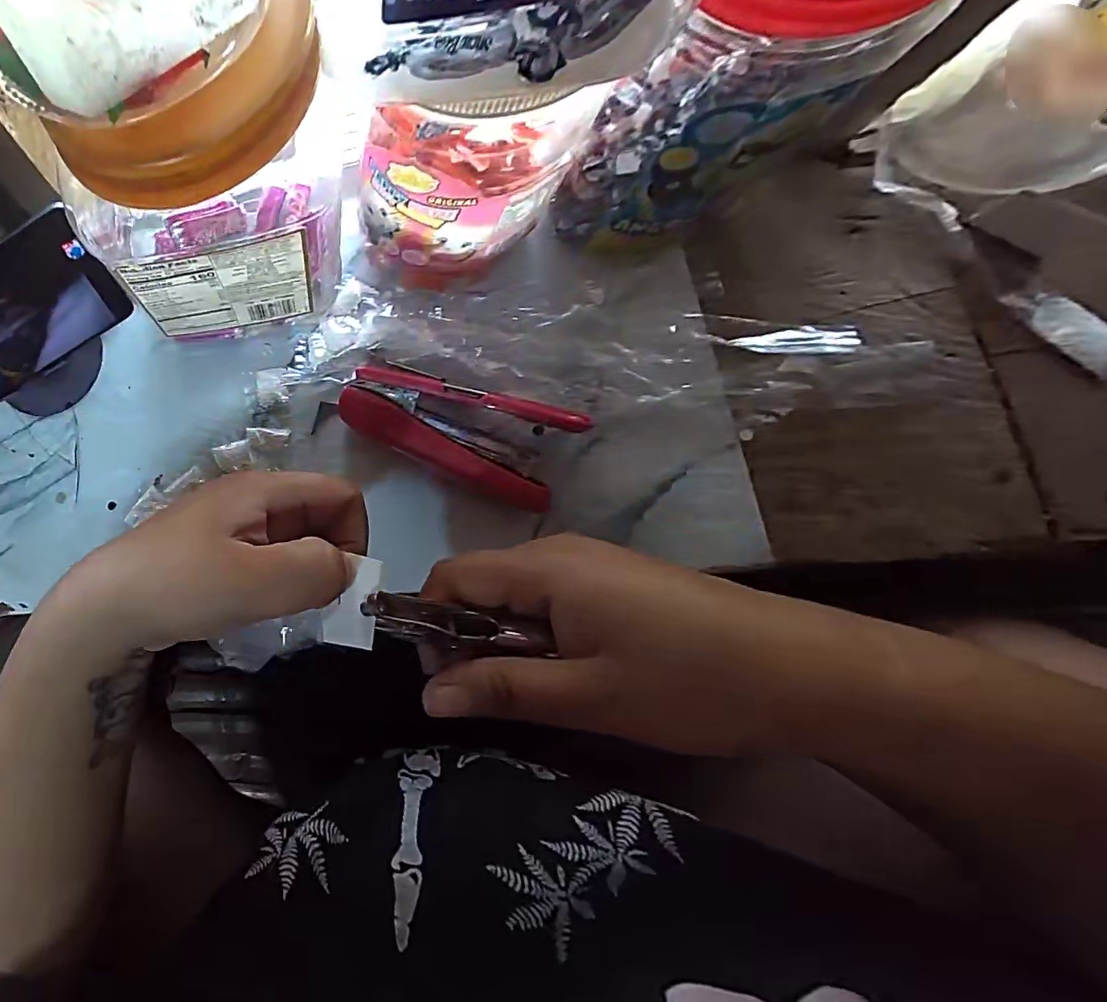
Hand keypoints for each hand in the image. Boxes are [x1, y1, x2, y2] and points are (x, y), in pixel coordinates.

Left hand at [40, 471, 368, 651]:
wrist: (104, 606)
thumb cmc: (181, 585)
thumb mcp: (257, 580)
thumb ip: (317, 570)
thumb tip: (350, 569)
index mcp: (261, 489)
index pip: (339, 493)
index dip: (355, 534)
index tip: (342, 583)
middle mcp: (246, 498)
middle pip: (316, 514)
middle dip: (329, 556)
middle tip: (314, 603)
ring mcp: (224, 525)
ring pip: (289, 540)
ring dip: (300, 573)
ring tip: (280, 608)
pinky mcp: (208, 552)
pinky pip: (262, 558)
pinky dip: (272, 582)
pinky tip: (252, 608)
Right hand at [418, 535, 927, 755]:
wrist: (821, 673)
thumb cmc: (694, 683)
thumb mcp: (589, 696)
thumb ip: (501, 689)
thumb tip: (427, 696)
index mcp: (543, 568)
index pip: (449, 578)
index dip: (430, 623)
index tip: (447, 677)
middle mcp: (557, 551)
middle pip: (477, 582)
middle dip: (465, 634)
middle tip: (491, 691)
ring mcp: (589, 561)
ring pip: (511, 591)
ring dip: (501, 635)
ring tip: (535, 684)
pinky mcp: (614, 578)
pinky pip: (546, 594)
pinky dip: (535, 629)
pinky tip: (572, 666)